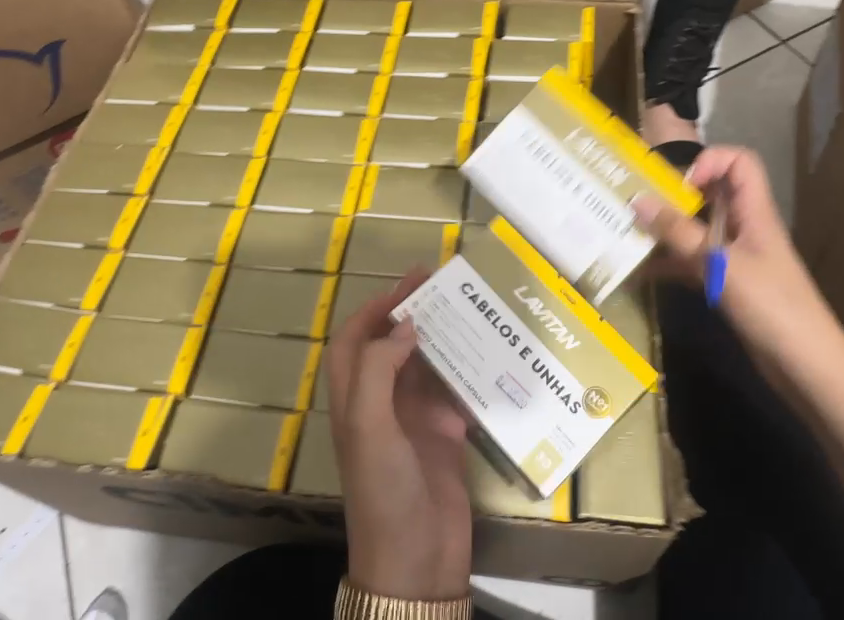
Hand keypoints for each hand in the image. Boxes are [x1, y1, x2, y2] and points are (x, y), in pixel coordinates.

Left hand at [326, 267, 471, 601]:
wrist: (416, 560)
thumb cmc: (384, 489)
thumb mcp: (370, 426)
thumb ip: (379, 370)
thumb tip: (405, 325)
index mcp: (354, 399)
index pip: (354, 341)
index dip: (374, 310)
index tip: (406, 285)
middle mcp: (381, 404)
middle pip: (391, 346)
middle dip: (412, 314)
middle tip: (443, 283)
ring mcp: (413, 422)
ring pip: (425, 367)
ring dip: (443, 340)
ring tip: (471, 311)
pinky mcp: (443, 439)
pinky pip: (455, 396)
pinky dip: (468, 376)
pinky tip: (490, 360)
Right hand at [635, 146, 828, 329]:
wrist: (807, 367)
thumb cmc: (771, 307)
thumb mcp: (721, 266)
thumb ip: (679, 234)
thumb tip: (638, 200)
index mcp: (754, 212)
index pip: (739, 162)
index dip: (708, 162)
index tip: (677, 185)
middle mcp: (745, 227)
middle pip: (712, 193)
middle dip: (675, 194)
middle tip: (637, 204)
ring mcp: (736, 258)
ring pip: (698, 229)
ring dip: (667, 230)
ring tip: (629, 233)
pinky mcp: (728, 285)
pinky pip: (693, 263)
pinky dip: (669, 264)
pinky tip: (640, 272)